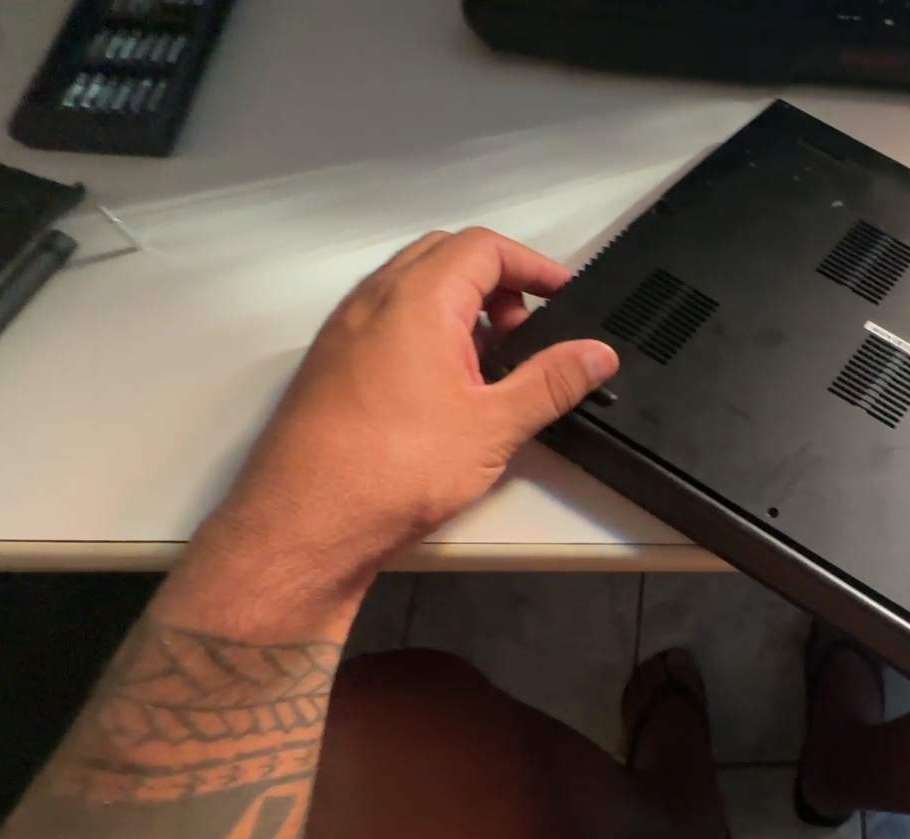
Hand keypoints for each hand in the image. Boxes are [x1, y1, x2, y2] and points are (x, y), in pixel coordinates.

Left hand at [182, 229, 617, 620]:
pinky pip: (392, 320)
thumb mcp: (495, 424)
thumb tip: (599, 354)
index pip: (483, 248)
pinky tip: (455, 386)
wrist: (310, 519)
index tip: (565, 294)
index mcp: (417, 302)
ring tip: (499, 362)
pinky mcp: (337, 363)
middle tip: (532, 330)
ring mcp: (348, 331)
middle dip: (500, 282)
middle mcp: (374, 302)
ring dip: (466, 307)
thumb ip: (553, 382)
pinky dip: (434, 330)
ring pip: (415, 287)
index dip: (533, 265)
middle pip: (446, 256)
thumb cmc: (396, 468)